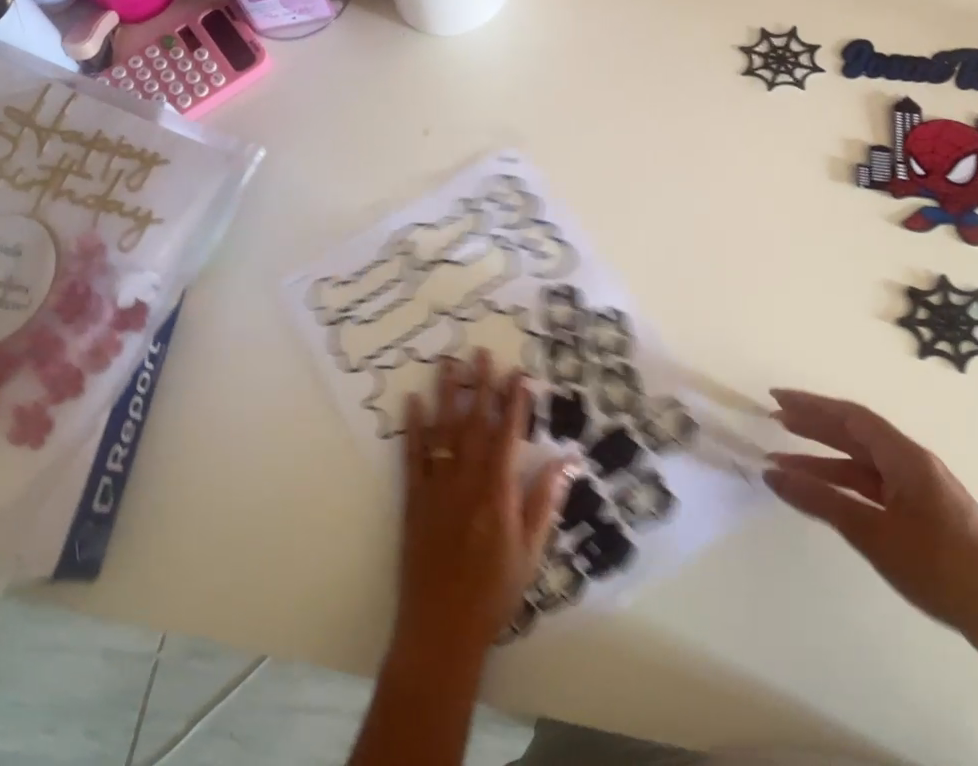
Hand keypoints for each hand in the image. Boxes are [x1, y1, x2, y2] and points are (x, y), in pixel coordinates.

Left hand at [395, 351, 571, 660]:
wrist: (441, 625)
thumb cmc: (494, 592)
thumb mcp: (531, 551)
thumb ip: (544, 501)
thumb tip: (566, 461)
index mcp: (497, 493)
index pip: (508, 436)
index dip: (515, 402)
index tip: (520, 374)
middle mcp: (465, 481)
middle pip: (474, 424)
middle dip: (480, 386)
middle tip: (481, 352)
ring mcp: (435, 488)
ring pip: (442, 431)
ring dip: (446, 395)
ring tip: (448, 363)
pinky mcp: (413, 500)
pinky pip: (412, 456)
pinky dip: (412, 428)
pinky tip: (411, 403)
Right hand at [763, 389, 977, 653]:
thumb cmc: (941, 568)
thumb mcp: (873, 533)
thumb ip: (821, 500)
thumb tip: (772, 474)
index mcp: (908, 459)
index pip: (852, 418)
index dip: (812, 405)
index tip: (775, 399)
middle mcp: (914, 466)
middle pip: (857, 435)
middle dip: (814, 425)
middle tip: (772, 420)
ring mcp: (919, 491)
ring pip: (862, 464)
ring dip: (822, 459)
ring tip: (781, 462)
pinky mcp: (921, 515)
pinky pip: (871, 487)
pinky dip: (841, 485)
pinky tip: (819, 493)